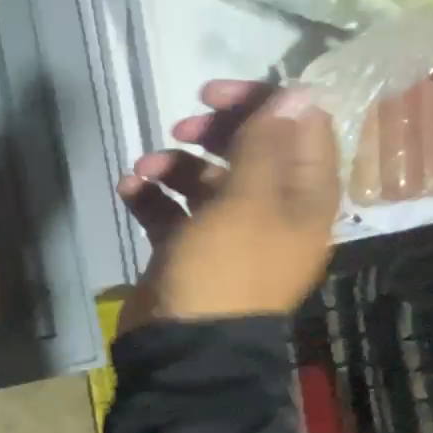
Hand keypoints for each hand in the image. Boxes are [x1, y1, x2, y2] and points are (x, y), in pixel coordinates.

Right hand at [115, 80, 339, 330]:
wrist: (184, 340)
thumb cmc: (223, 268)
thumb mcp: (247, 203)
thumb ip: (265, 148)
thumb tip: (292, 95)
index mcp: (305, 192)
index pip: (298, 127)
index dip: (260, 102)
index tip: (211, 92)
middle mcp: (271, 206)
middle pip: (249, 150)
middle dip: (213, 132)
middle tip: (178, 124)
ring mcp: (225, 230)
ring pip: (203, 180)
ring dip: (173, 166)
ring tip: (140, 168)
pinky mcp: (184, 250)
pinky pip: (170, 212)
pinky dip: (150, 198)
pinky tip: (127, 191)